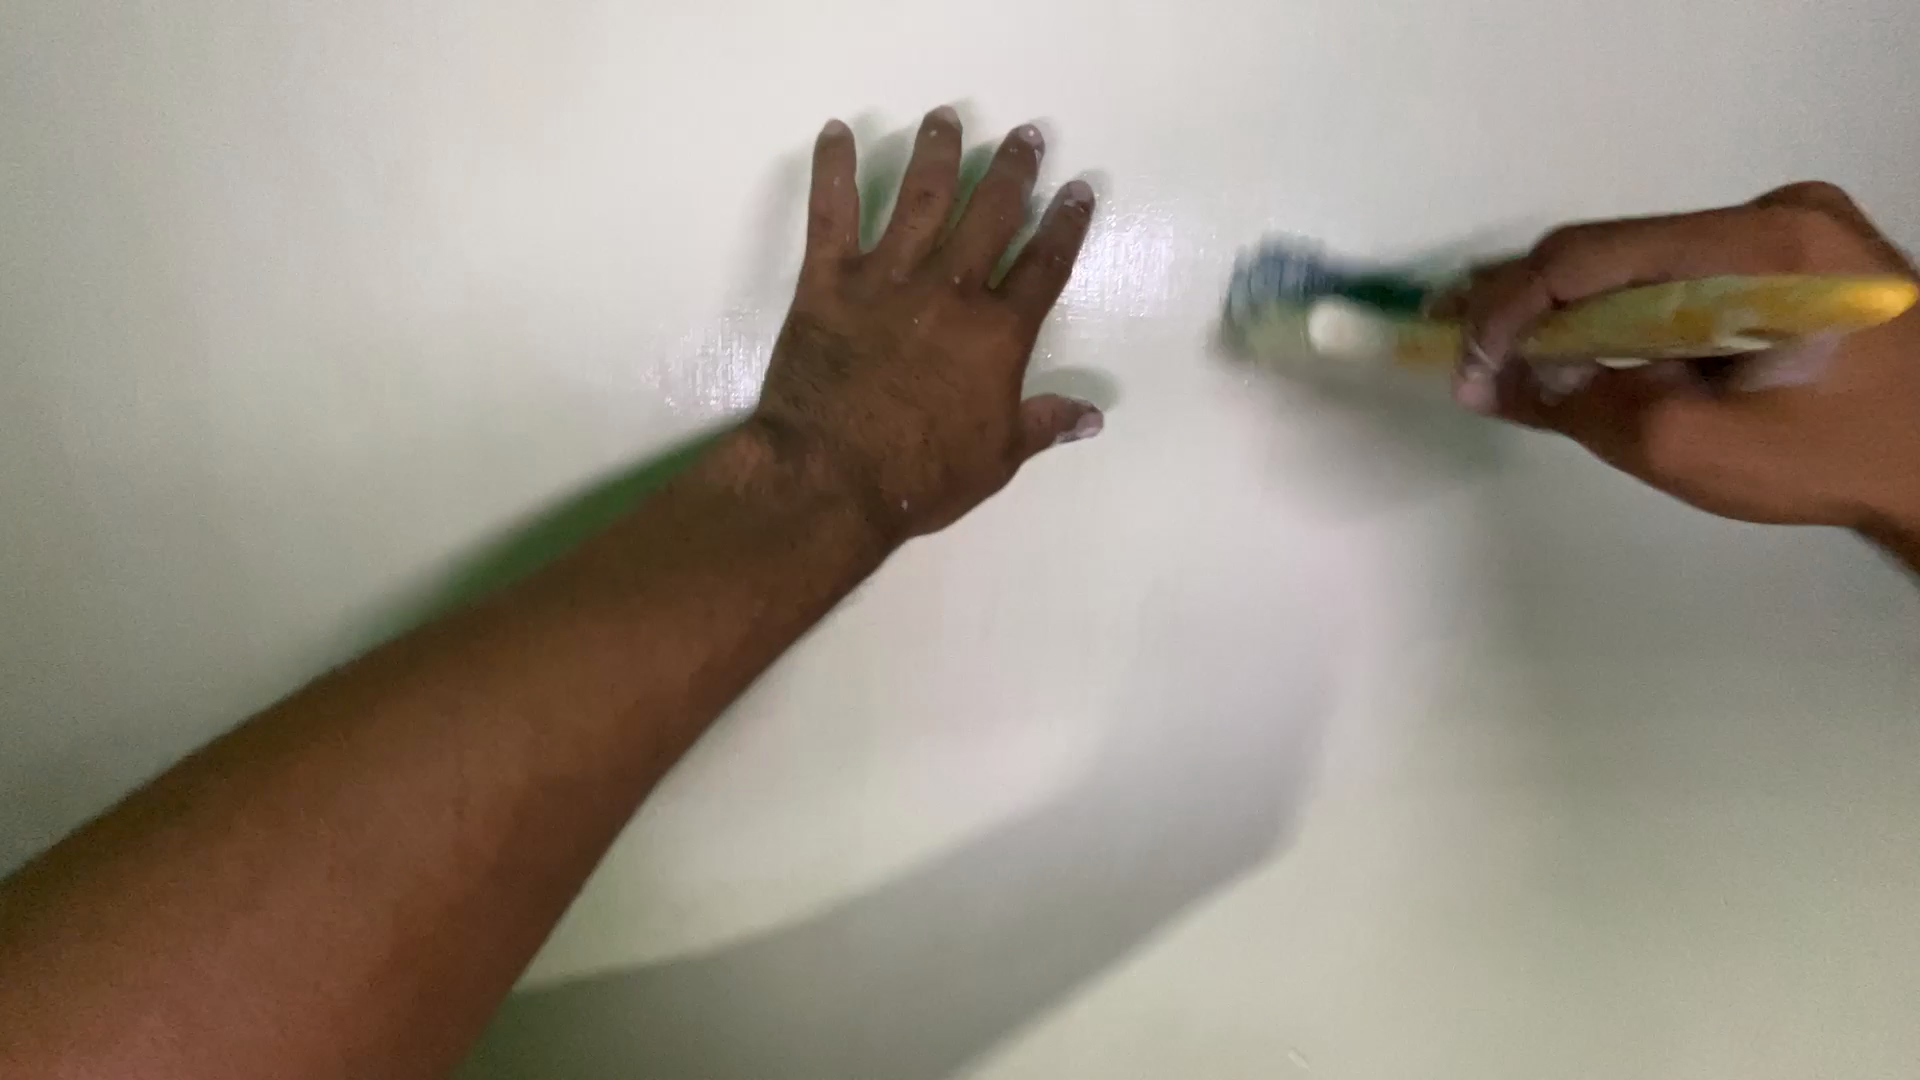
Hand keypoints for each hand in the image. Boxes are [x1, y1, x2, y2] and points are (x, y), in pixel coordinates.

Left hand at [749, 107, 1102, 542]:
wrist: (833, 477)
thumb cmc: (924, 476)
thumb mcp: (998, 458)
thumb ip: (1044, 425)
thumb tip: (1095, 416)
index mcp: (999, 334)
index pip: (1044, 266)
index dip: (1064, 225)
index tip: (1076, 190)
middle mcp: (952, 290)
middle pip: (992, 215)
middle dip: (1013, 172)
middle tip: (1026, 136)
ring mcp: (889, 279)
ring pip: (921, 197)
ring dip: (938, 153)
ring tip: (946, 118)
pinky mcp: (829, 281)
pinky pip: (831, 213)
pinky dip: (832, 169)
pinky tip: (837, 132)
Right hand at [1447, 182, 1919, 556]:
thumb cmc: (1828, 457)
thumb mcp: (1682, 443)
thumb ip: (1574, 403)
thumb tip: (1485, 383)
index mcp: (1762, 248)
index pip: (1585, 259)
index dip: (1504, 313)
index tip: (1467, 373)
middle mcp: (1764, 217)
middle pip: (1592, 253)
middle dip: (1511, 313)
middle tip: (1456, 363)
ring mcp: (1767, 231)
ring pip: (1611, 264)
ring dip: (1541, 315)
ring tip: (1482, 358)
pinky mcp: (1762, 256)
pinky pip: (1643, 277)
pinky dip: (1585, 316)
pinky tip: (1545, 346)